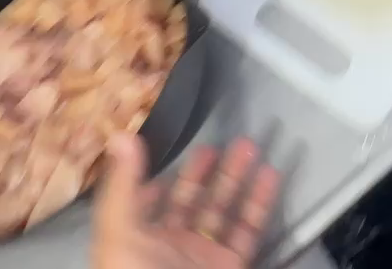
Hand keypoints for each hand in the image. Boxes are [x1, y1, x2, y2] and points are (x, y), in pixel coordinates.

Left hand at [93, 135, 281, 268]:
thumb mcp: (120, 238)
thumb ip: (122, 189)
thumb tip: (121, 136)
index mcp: (135, 244)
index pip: (146, 205)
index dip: (161, 177)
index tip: (180, 148)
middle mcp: (168, 250)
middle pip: (190, 202)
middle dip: (208, 171)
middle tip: (226, 140)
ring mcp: (202, 259)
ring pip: (222, 211)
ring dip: (237, 178)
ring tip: (251, 146)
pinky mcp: (232, 265)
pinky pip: (248, 229)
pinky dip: (261, 201)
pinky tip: (270, 175)